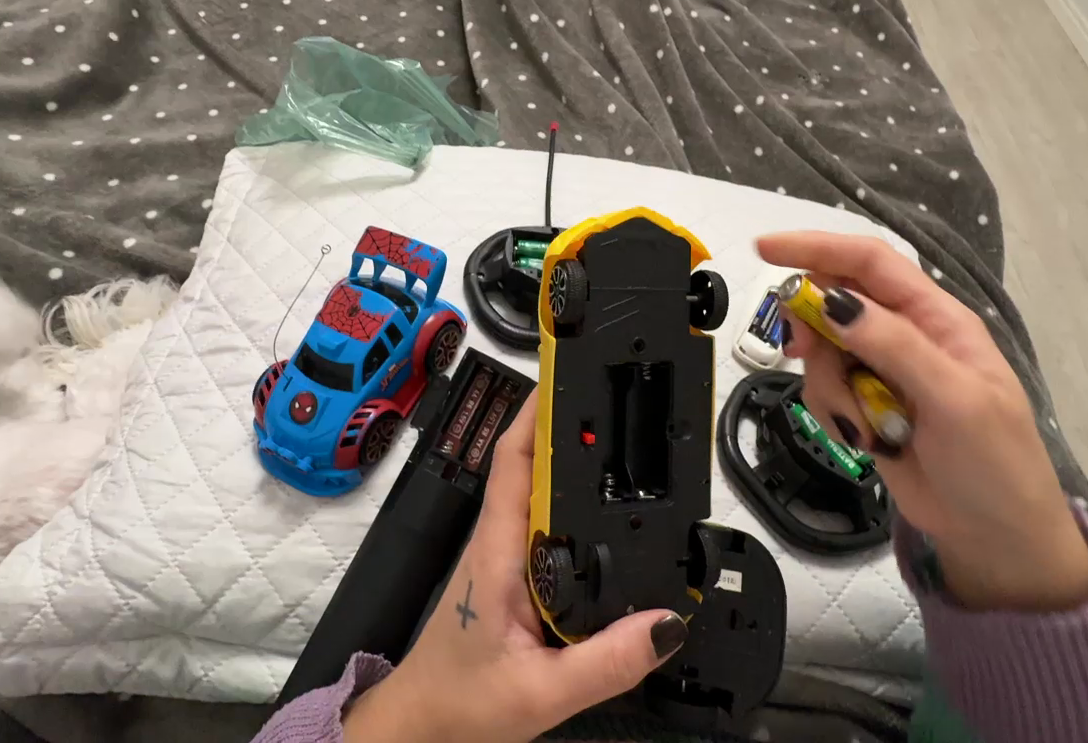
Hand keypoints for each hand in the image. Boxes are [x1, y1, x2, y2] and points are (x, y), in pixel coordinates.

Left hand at [343, 398, 687, 742]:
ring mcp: (502, 550)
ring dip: (565, 456)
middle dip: (563, 422)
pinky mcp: (509, 567)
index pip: (515, 459)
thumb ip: (606, 663)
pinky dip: (566, 495)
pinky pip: (541, 517)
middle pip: (529, 461)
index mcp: (498, 548)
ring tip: (612, 436)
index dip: (538, 413)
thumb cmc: (461, 703)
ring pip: (535, 487)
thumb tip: (666, 623)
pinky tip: (597, 504)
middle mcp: (499, 537)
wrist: (422, 722)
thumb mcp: (541, 693)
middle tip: (610, 396)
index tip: (570, 379)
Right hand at [758, 231, 1087, 611]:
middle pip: (834, 300)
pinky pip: (822, 387)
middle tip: (798, 351)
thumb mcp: (953, 399)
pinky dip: (831, 409)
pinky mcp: (863, 403)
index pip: (868, 262)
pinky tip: (863, 437)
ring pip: (822, 348)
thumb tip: (834, 301)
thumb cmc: (994, 464)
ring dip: (828, 384)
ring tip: (859, 423)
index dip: (817, 248)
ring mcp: (881, 370)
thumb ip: (894, 346)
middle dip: (811, 324)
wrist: (995, 538)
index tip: (765, 249)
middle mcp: (904, 333)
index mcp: (935, 317)